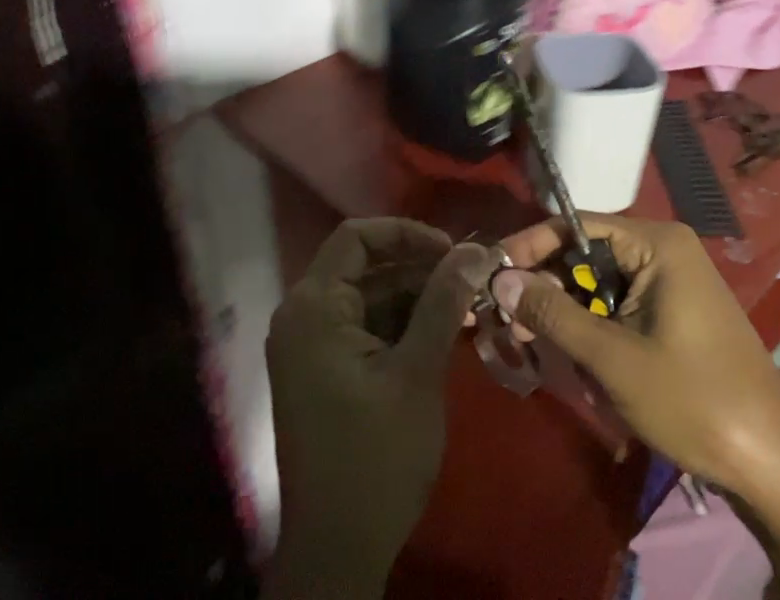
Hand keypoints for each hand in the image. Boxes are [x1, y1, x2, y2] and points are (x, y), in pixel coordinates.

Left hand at [265, 219, 497, 598]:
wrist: (338, 545)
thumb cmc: (377, 455)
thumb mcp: (417, 373)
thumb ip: (442, 304)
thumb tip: (475, 249)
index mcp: (313, 308)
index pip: (356, 238)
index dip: (408, 234)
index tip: (456, 253)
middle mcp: (302, 318)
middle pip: (365, 269)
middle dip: (421, 271)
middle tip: (477, 284)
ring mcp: (310, 348)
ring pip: (370, 301)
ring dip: (418, 302)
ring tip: (472, 310)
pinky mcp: (323, 374)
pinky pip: (365, 332)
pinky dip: (403, 329)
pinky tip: (446, 337)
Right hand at [493, 213, 779, 494]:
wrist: (769, 460)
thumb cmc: (692, 399)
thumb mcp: (611, 356)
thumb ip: (553, 313)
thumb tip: (500, 280)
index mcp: (658, 245)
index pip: (576, 225)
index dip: (529, 247)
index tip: (489, 276)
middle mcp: (666, 252)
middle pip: (585, 254)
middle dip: (543, 286)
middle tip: (502, 321)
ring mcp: (673, 285)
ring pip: (598, 284)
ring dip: (562, 312)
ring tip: (525, 343)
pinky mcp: (674, 316)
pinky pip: (619, 307)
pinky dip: (589, 327)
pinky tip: (565, 355)